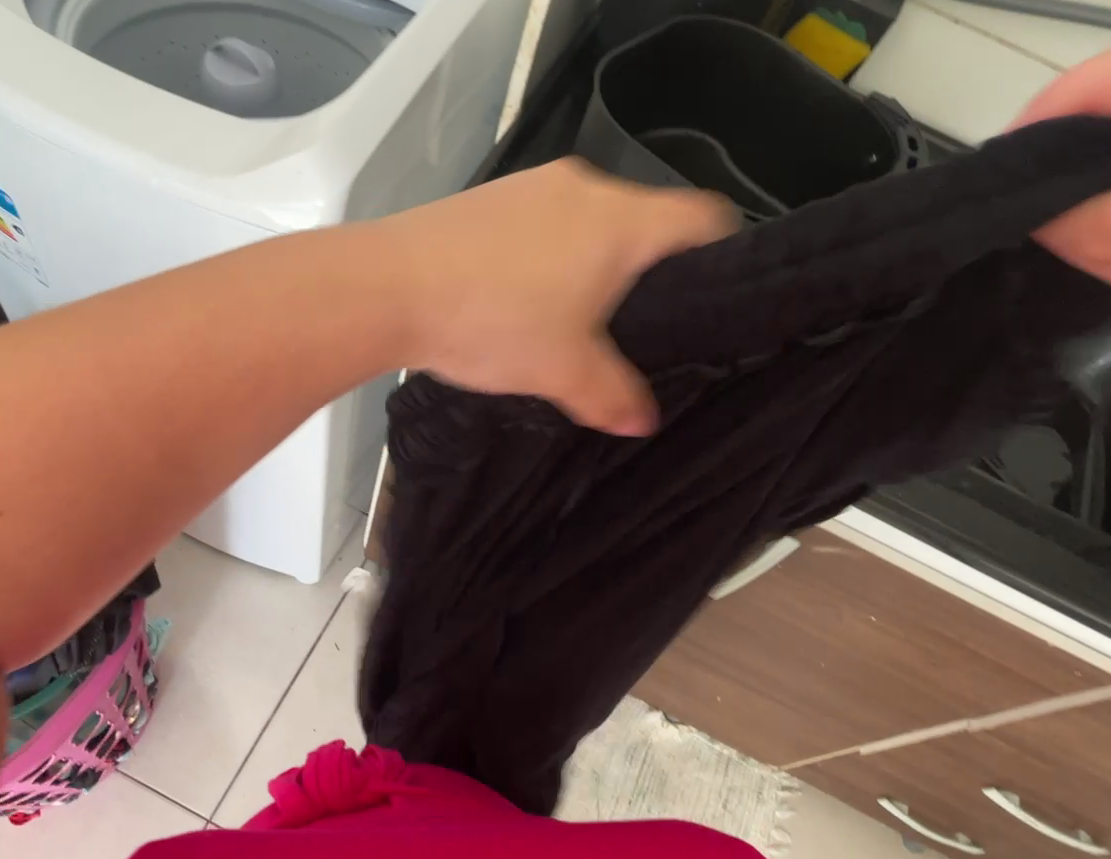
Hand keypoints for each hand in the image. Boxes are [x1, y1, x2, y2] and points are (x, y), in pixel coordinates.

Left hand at [372, 158, 735, 435]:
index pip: (704, 218)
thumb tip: (643, 421)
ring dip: (594, 263)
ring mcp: (533, 185)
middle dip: (649, 271)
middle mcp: (586, 187)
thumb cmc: (492, 322)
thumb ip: (612, 395)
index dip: (723, 254)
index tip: (715, 297)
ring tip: (578, 317)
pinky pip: (544, 222)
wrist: (387, 287)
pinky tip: (525, 298)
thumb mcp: (561, 371)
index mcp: (622, 221)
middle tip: (641, 325)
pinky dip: (551, 255)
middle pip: (646, 221)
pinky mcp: (491, 197)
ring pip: (591, 221)